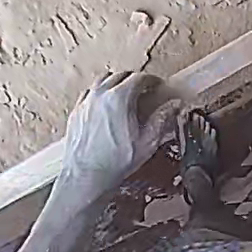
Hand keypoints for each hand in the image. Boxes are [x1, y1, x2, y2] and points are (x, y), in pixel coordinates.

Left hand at [54, 71, 179, 211]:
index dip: (152, 80)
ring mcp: (85, 102)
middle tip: (145, 90)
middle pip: (120, 75)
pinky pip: (89, 93)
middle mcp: (100, 95)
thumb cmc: (115, 162)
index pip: (139, 78)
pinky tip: (106, 105)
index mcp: (119, 98)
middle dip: (134, 80)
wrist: (85, 176)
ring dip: (116, 82)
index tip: (158, 86)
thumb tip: (174, 105)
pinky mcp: (76, 111)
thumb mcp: (147, 142)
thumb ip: (162, 119)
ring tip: (125, 94)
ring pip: (102, 80)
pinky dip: (100, 93)